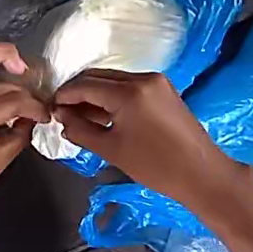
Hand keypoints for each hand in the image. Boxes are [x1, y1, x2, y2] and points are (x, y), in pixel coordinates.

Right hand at [50, 70, 235, 206]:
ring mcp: (155, 81)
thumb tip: (62, 117)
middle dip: (77, 92)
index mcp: (128, 92)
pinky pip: (128, 85)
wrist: (203, 174)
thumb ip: (81, 129)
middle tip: (62, 112)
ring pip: (112, 79)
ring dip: (94, 93)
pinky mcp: (163, 89)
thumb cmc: (156, 166)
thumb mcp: (111, 149)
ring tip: (80, 116)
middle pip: (97, 77)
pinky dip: (112, 96)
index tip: (50, 108)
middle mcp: (142, 78)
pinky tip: (103, 114)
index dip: (64, 96)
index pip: (85, 85)